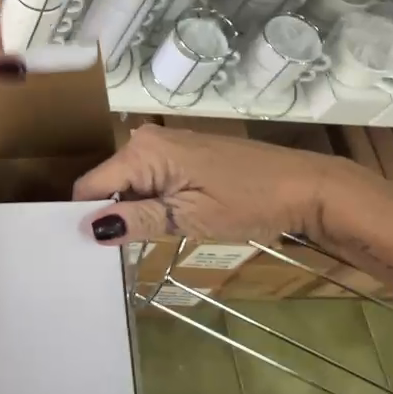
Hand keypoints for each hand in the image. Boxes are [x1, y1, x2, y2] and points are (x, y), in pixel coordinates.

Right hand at [71, 126, 380, 246]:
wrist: (306, 186)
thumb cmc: (248, 202)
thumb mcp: (188, 219)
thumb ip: (135, 220)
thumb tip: (88, 228)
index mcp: (142, 151)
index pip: (90, 185)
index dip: (86, 217)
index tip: (89, 250)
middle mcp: (146, 140)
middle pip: (106, 182)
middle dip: (109, 214)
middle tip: (117, 253)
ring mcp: (165, 144)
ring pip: (128, 182)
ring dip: (131, 209)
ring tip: (140, 241)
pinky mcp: (182, 153)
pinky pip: (148, 178)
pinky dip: (150, 200)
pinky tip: (163, 221)